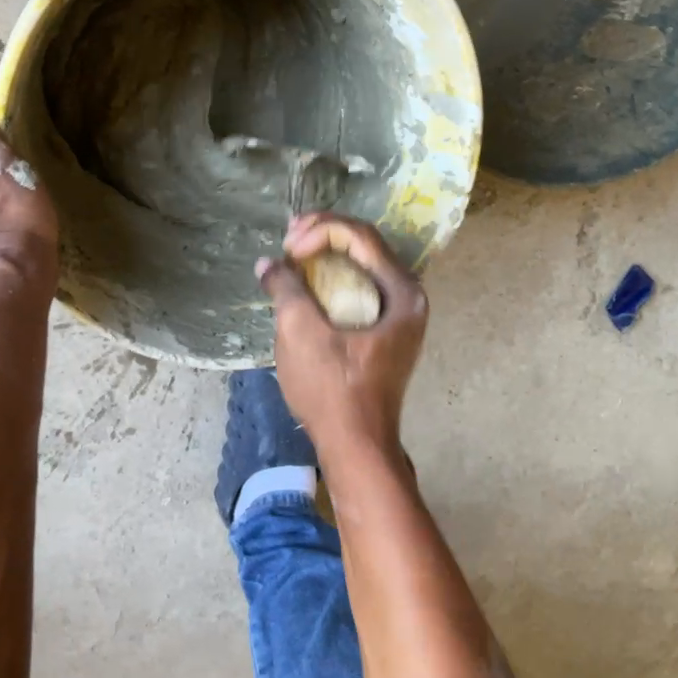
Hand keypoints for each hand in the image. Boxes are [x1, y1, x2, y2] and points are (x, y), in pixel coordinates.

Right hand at [257, 213, 427, 453]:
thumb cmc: (331, 388)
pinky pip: (360, 287)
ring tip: (293, 251)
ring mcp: (399, 316)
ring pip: (362, 265)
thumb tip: (268, 264)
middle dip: (323, 234)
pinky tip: (306, 280)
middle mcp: (409, 297)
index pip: (360, 236)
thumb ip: (285, 288)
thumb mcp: (300, 332)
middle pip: (364, 245)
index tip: (288, 249)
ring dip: (326, 254)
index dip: (320, 230)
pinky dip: (333, 277)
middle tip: (288, 236)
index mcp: (401, 292)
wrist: (355, 446)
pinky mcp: (386, 332)